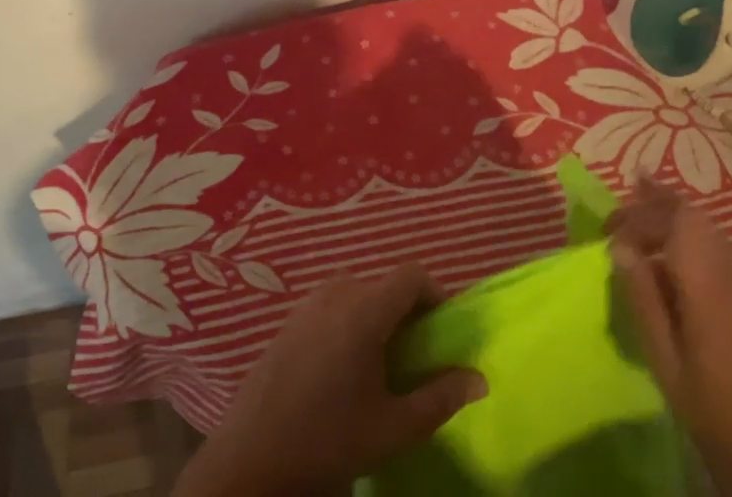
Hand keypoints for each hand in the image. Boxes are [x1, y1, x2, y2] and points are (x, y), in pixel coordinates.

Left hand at [175, 264, 487, 495]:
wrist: (252, 458)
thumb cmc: (328, 439)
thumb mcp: (395, 427)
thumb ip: (441, 398)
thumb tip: (479, 379)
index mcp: (363, 311)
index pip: (410, 274)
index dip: (434, 293)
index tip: (442, 329)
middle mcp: (332, 296)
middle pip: (381, 282)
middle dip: (405, 308)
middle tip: (417, 351)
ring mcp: (303, 307)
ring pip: (352, 291)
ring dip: (374, 312)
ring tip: (382, 359)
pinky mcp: (284, 324)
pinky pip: (327, 305)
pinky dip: (346, 320)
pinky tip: (342, 367)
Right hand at [611, 182, 731, 496]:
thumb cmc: (727, 416)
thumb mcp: (670, 364)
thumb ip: (645, 300)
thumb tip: (620, 248)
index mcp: (713, 281)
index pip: (675, 216)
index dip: (638, 213)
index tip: (606, 231)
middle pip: (696, 217)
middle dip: (654, 210)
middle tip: (619, 223)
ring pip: (712, 234)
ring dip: (674, 230)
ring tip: (640, 245)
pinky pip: (726, 257)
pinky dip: (695, 251)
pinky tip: (677, 277)